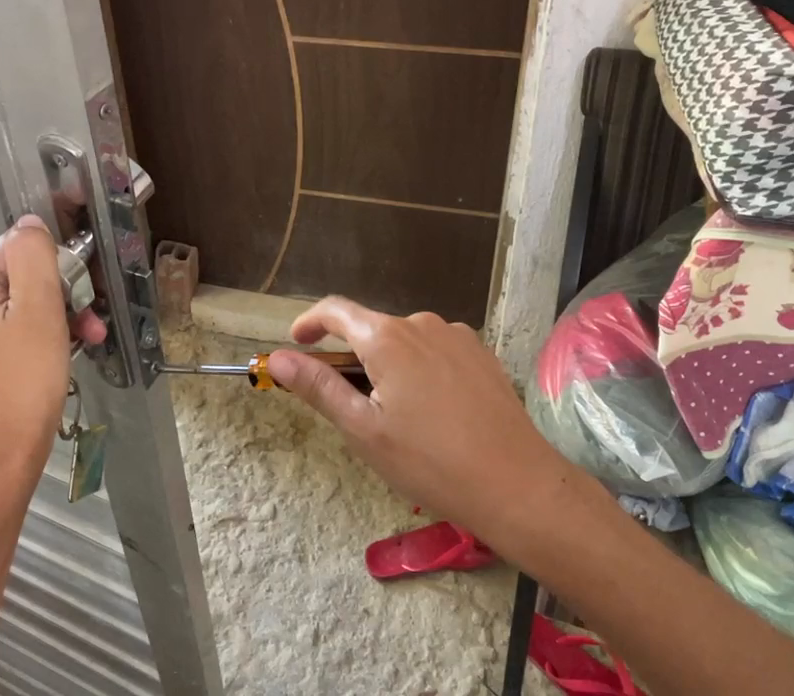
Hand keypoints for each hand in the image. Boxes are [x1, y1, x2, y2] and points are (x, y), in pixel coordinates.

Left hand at [0, 215, 106, 480]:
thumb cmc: (24, 383)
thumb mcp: (40, 310)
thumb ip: (34, 255)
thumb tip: (31, 222)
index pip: (21, 246)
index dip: (59, 266)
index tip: (82, 296)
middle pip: (18, 280)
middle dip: (60, 297)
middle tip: (90, 327)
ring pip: (14, 313)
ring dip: (53, 323)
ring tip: (81, 348)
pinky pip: (4, 342)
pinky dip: (32, 347)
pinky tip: (52, 368)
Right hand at [268, 297, 595, 546]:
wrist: (515, 483)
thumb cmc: (430, 462)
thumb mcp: (363, 429)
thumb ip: (318, 387)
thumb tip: (278, 357)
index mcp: (387, 338)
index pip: (336, 310)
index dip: (310, 322)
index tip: (296, 343)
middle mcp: (421, 323)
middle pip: (372, 329)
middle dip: (353, 358)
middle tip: (351, 408)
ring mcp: (456, 336)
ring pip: (406, 342)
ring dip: (389, 366)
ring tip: (398, 418)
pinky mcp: (481, 353)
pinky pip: (435, 351)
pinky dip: (420, 370)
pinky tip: (433, 412)